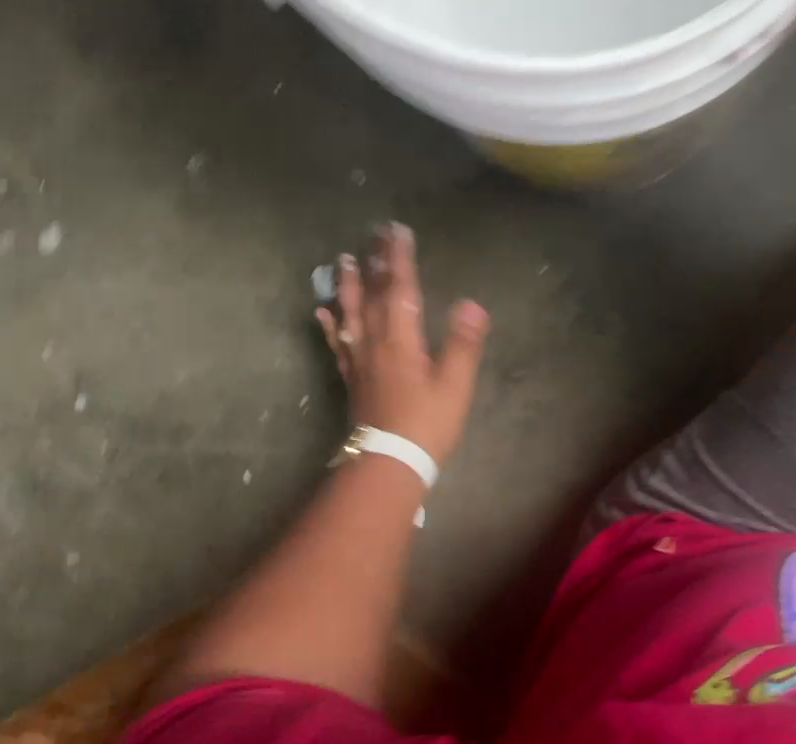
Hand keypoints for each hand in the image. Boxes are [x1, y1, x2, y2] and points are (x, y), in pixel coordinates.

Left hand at [317, 222, 488, 463]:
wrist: (388, 461)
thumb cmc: (427, 424)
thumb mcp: (454, 386)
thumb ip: (462, 344)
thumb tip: (472, 304)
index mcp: (402, 339)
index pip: (401, 290)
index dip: (399, 259)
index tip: (398, 230)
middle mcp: (375, 342)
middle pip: (372, 294)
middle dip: (374, 263)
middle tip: (372, 234)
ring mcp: (359, 360)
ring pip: (350, 313)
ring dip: (346, 285)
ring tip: (341, 260)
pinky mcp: (352, 379)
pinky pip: (338, 344)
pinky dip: (330, 324)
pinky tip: (323, 312)